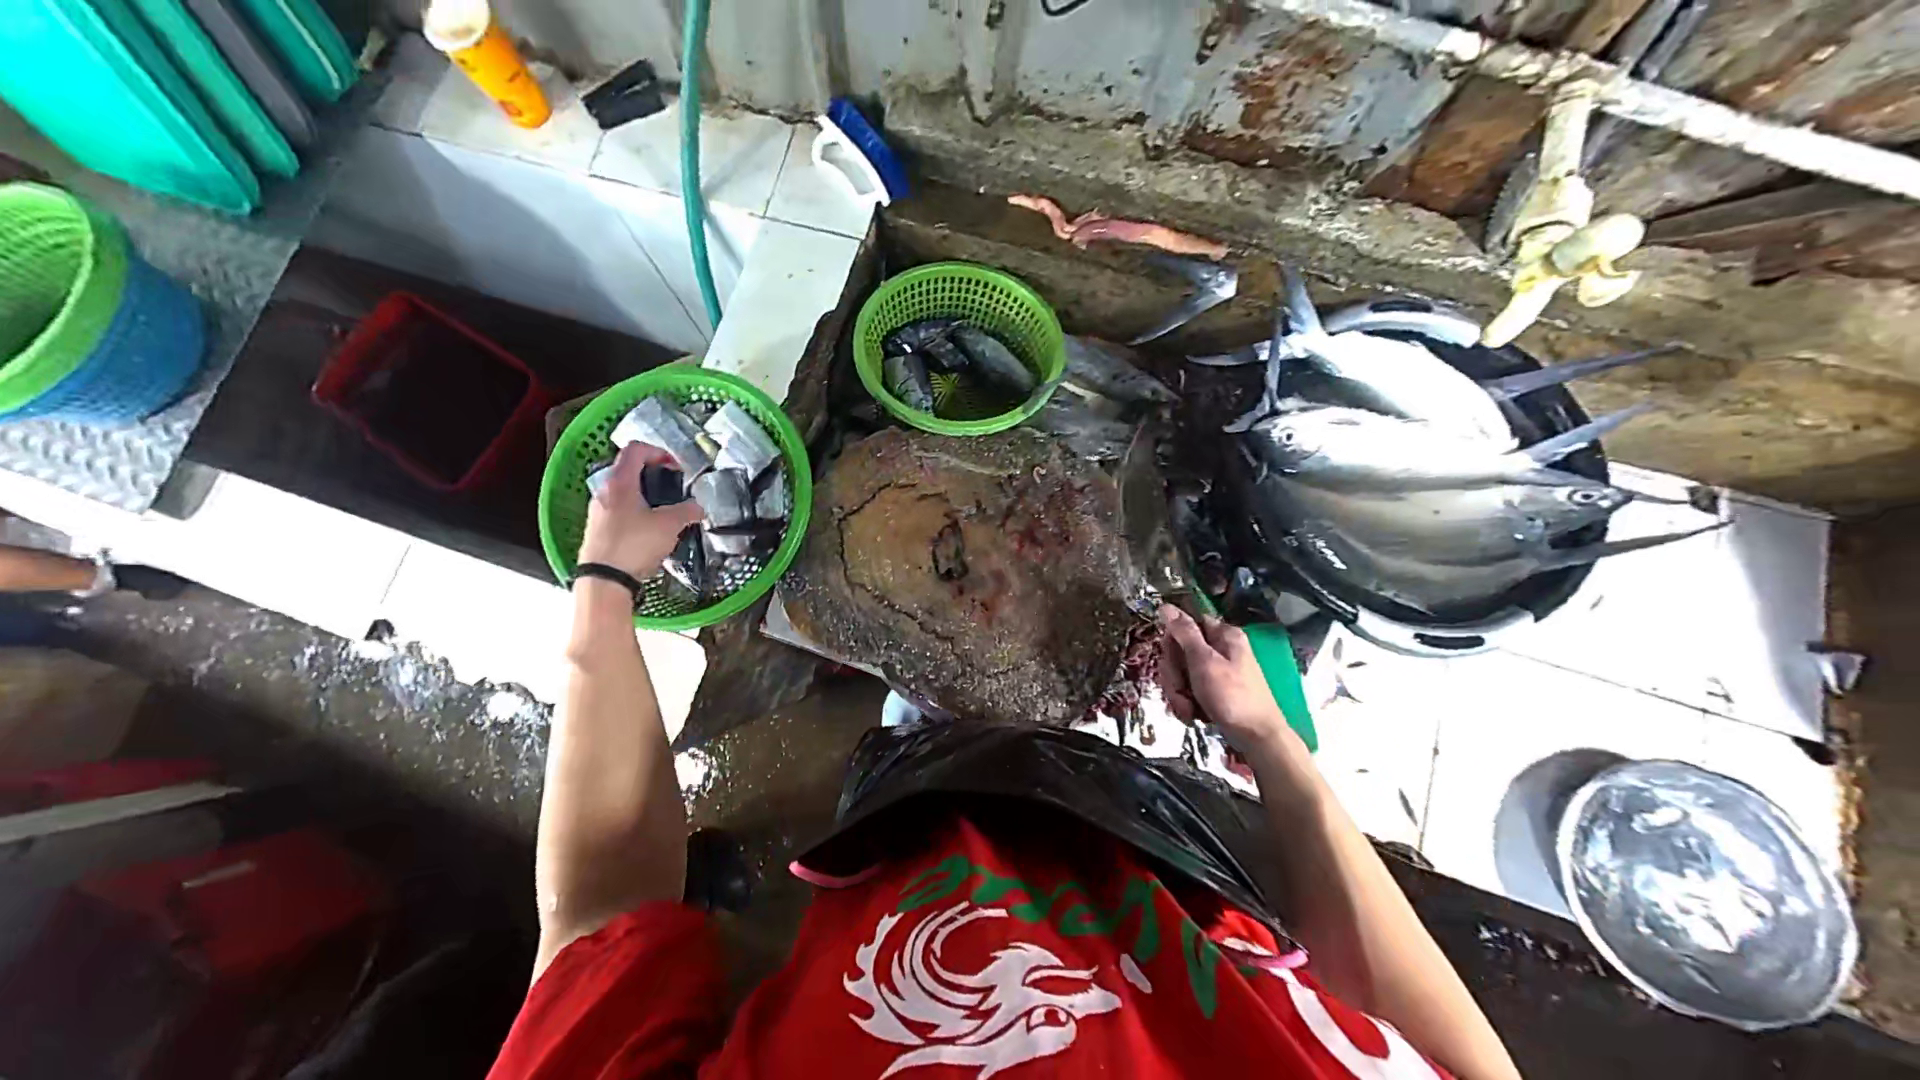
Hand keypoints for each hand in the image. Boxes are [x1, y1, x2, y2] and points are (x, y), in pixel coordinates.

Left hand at [578, 443, 706, 578]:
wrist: (604, 579)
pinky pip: (619, 511)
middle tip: (672, 488)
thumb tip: (698, 508)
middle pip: (629, 469)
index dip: (658, 451)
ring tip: (665, 512)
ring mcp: (598, 510)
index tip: (675, 467)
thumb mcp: (670, 525)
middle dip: (654, 475)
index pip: (636, 449)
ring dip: (645, 495)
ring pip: (624, 491)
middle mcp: (604, 491)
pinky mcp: (598, 529)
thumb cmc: (634, 545)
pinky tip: (651, 531)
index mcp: (619, 482)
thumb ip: (688, 511)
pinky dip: (636, 512)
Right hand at [1157, 604, 1305, 768]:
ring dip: (1178, 692)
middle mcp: (1220, 649)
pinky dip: (1187, 702)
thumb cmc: (1232, 696)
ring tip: (1189, 707)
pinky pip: (1189, 689)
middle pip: (1179, 651)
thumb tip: (1166, 606)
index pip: (1185, 624)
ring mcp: (1217, 671)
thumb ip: (1184, 632)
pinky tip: (1193, 713)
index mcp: (1222, 635)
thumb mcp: (1204, 661)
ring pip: (1181, 673)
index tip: (1173, 659)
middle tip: (1181, 689)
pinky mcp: (1214, 690)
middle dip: (1174, 674)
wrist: (1257, 737)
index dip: (1173, 642)